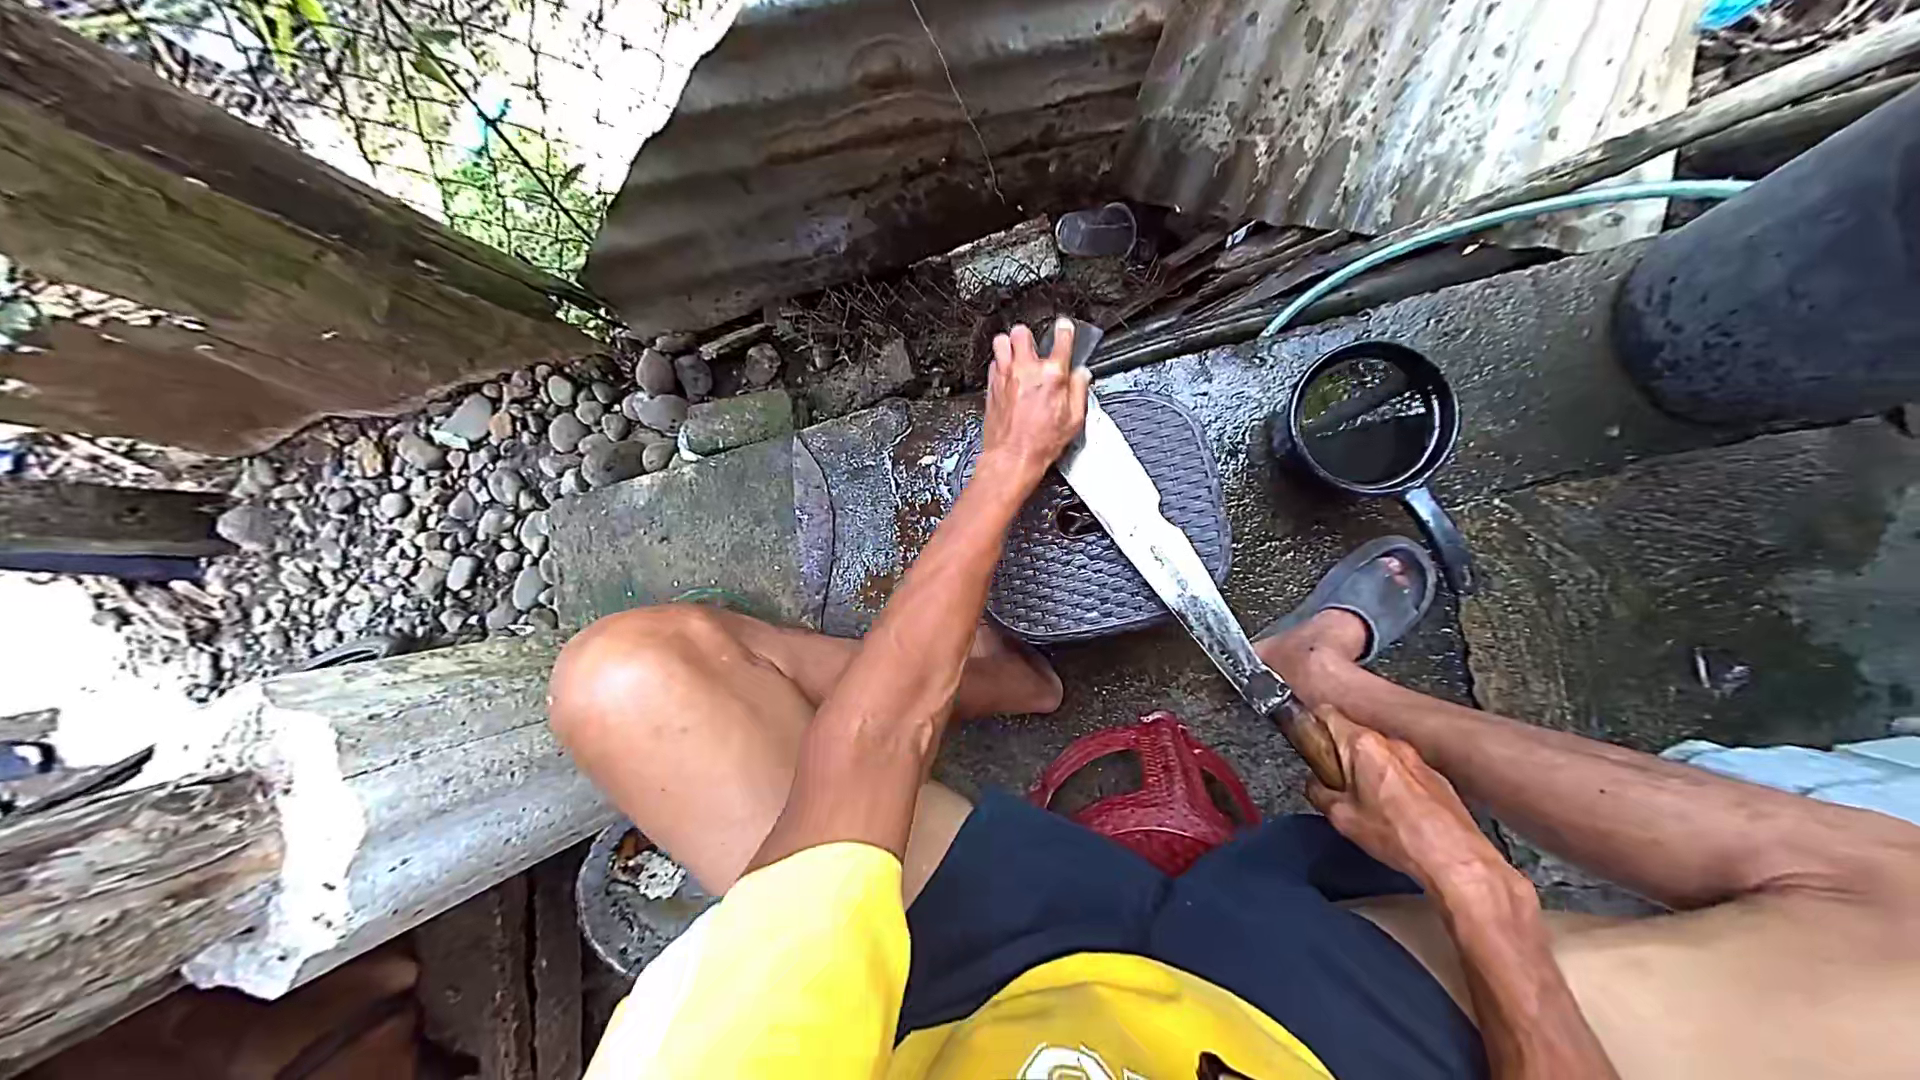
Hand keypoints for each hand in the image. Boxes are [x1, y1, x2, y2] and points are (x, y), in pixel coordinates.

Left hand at [983, 319, 1092, 480]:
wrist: (1012, 457)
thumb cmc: (1040, 443)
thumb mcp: (1074, 419)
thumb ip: (1079, 390)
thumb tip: (1082, 375)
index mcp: (1052, 375)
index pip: (1062, 338)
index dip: (1065, 329)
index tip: (1065, 327)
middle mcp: (1026, 370)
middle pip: (1023, 332)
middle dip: (1030, 336)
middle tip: (1035, 346)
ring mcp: (1006, 376)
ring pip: (1001, 341)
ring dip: (1010, 345)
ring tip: (1017, 355)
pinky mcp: (992, 386)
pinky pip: (993, 362)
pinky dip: (1000, 363)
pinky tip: (1008, 373)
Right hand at [1307, 706, 1509, 892]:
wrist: (1456, 861)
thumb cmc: (1402, 837)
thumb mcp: (1340, 816)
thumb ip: (1318, 792)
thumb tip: (1315, 786)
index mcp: (1362, 744)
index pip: (1325, 713)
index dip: (1311, 727)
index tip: (1308, 743)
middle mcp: (1391, 743)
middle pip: (1352, 735)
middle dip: (1340, 756)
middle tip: (1336, 785)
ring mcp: (1417, 759)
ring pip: (1379, 755)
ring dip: (1368, 771)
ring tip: (1368, 805)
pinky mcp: (1436, 778)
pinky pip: (1403, 771)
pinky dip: (1394, 785)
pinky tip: (1395, 814)